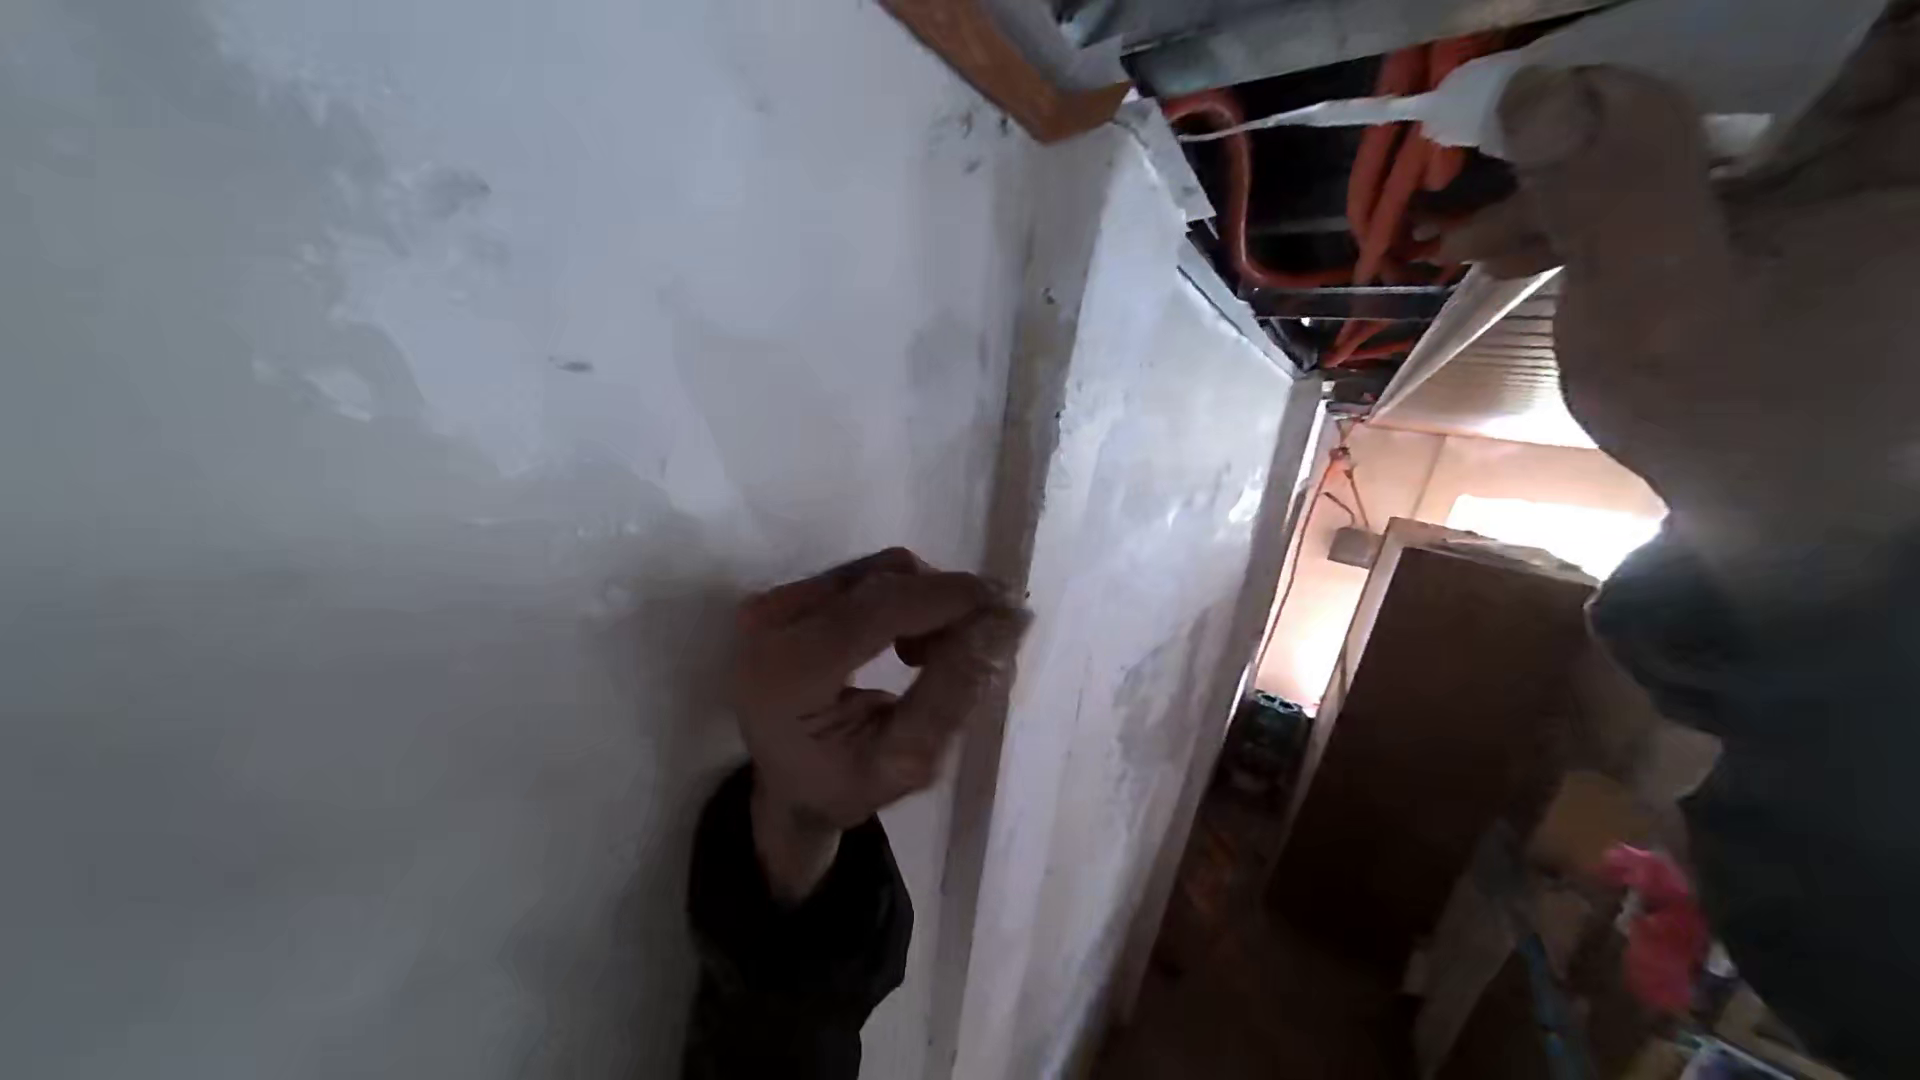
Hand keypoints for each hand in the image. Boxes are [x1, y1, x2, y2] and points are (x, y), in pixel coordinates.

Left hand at [731, 548, 1028, 900]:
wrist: (787, 783)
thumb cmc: (842, 785)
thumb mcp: (908, 761)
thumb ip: (953, 691)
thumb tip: (1007, 623)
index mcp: (787, 673)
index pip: (877, 610)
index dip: (947, 598)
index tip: (1009, 604)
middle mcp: (769, 623)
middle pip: (883, 581)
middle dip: (944, 603)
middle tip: (984, 641)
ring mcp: (774, 602)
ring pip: (880, 570)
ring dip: (926, 601)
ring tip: (931, 657)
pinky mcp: (787, 594)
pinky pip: (867, 574)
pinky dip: (905, 598)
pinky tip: (908, 643)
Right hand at [1440, 62, 1919, 599]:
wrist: (1767, 494)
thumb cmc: (1734, 415)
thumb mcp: (1657, 306)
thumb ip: (1612, 192)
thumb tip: (1540, 88)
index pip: (1820, 18)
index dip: (1693, 28)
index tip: (1582, 62)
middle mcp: (1892, 128)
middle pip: (1748, 57)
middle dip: (1608, 109)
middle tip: (1505, 153)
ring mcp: (1830, 164)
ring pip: (1691, 119)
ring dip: (1573, 173)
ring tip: (1480, 237)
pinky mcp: (1770, 203)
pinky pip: (1670, 175)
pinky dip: (1585, 209)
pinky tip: (1512, 253)